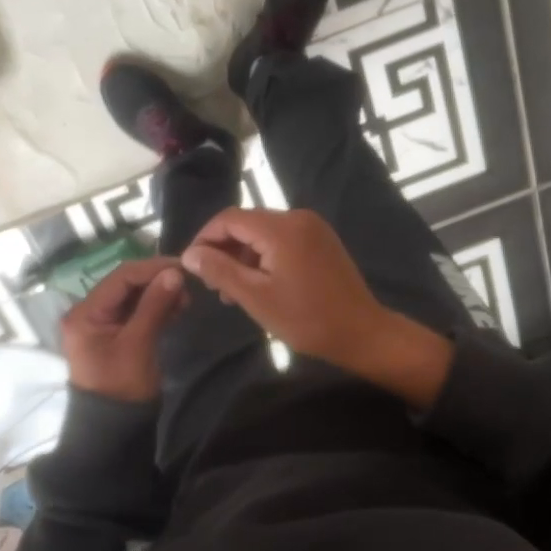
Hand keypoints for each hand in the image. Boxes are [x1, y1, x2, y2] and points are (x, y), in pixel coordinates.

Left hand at [59, 258, 187, 402]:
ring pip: (133, 297)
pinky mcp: (115, 335)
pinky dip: (155, 307)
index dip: (152, 268)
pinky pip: (135, 312)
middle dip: (157, 281)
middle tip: (187, 285)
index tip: (182, 267)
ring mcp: (101, 324)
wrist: (113, 431)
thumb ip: (154, 306)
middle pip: (126, 285)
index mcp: (84, 313)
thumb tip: (174, 273)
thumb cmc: (122, 387)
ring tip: (185, 299)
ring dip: (158, 293)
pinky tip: (177, 308)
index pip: (120, 277)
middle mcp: (88, 313)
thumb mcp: (138, 344)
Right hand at [180, 209, 451, 408]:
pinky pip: (282, 239)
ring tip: (231, 290)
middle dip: (224, 249)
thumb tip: (189, 254)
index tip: (191, 265)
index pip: (229, 218)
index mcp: (281, 228)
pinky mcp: (322, 240)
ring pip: (263, 232)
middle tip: (211, 283)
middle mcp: (297, 217)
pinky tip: (258, 283)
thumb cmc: (306, 318)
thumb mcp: (255, 297)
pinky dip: (264, 256)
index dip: (205, 238)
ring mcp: (313, 227)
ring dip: (243, 255)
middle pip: (247, 223)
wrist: (362, 332)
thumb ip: (219, 270)